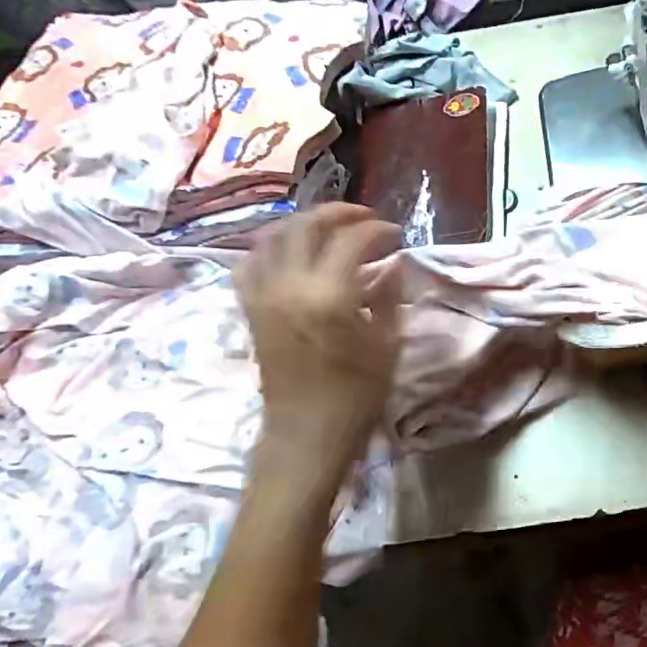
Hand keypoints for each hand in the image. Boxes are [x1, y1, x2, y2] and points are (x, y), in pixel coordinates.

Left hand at [236, 204, 401, 463]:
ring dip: (302, 224)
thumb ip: (388, 297)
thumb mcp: (387, 345)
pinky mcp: (250, 309)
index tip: (396, 234)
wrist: (307, 433)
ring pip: (273, 237)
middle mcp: (289, 286)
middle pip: (306, 226)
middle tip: (364, 219)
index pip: (351, 240)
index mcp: (329, 296)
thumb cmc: (356, 395)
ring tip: (327, 229)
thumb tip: (392, 265)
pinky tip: (290, 254)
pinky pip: (251, 263)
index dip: (376, 230)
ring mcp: (262, 295)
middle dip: (338, 213)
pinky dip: (272, 248)